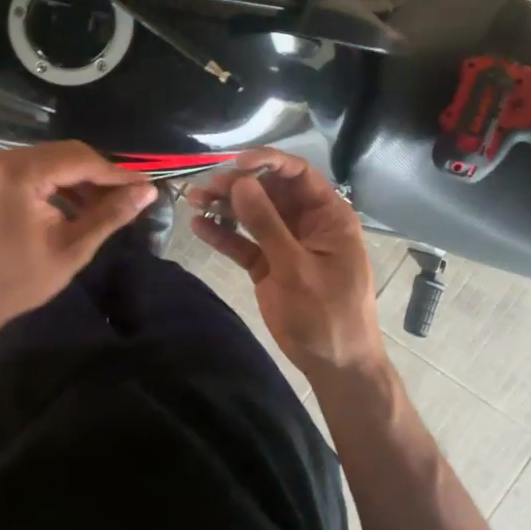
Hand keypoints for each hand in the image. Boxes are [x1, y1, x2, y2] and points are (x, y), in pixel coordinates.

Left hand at [0, 141, 155, 335]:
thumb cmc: (21, 279)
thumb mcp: (73, 248)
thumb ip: (110, 215)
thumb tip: (148, 190)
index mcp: (21, 173)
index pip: (81, 160)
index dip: (117, 173)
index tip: (148, 185)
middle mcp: (6, 159)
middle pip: (67, 154)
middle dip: (100, 175)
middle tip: (131, 196)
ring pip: (55, 160)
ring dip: (83, 179)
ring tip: (110, 205)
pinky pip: (39, 168)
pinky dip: (62, 183)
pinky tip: (82, 204)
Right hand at [188, 147, 383, 378]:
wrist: (336, 367)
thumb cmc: (328, 315)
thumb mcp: (297, 268)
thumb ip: (267, 224)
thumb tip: (241, 183)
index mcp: (329, 216)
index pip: (298, 174)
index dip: (267, 162)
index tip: (235, 164)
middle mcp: (307, 223)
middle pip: (269, 191)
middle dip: (238, 186)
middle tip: (206, 187)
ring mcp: (286, 244)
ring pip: (253, 215)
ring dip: (225, 206)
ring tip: (194, 200)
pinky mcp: (268, 265)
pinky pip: (243, 242)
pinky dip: (223, 235)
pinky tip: (199, 226)